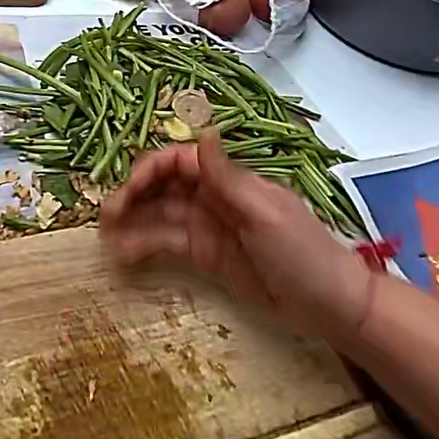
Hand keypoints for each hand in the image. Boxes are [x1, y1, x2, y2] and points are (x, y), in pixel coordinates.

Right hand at [100, 126, 374, 341]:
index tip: (130, 189)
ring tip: (104, 235)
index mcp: (227, 181)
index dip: (150, 170)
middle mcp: (211, 197)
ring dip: (131, 220)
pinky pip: (166, 243)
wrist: (333, 308)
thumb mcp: (265, 213)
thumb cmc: (304, 253)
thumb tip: (204, 130)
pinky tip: (123, 253)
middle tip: (108, 214)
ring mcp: (206, 226)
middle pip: (161, 186)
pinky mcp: (204, 255)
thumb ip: (227, 175)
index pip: (178, 162)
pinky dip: (143, 245)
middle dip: (132, 195)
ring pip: (158, 215)